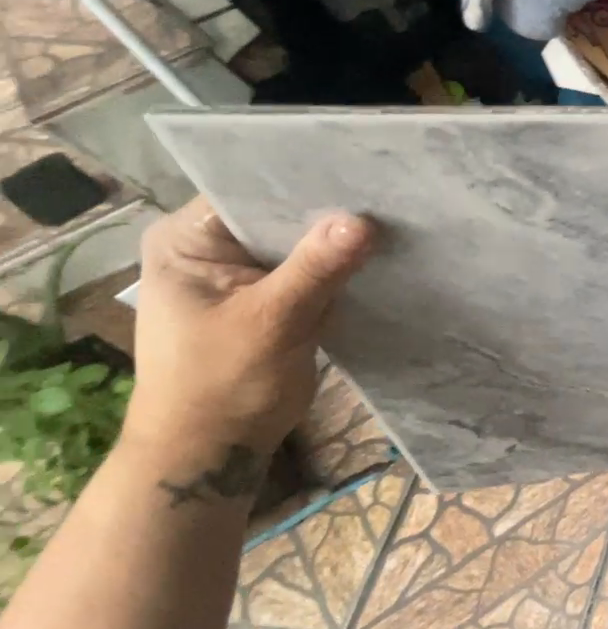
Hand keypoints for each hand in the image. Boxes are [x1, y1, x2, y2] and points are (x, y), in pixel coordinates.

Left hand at [124, 198, 374, 452]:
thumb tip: (363, 220)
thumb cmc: (223, 382)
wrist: (215, 447)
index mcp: (187, 240)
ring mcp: (245, 277)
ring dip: (343, 248)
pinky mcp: (274, 302)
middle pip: (281, 217)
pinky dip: (343, 274)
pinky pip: (315, 275)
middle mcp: (212, 249)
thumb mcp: (271, 321)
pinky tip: (381, 265)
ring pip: (304, 247)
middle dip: (333, 218)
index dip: (306, 187)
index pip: (252, 193)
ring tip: (398, 229)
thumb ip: (316, 269)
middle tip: (394, 204)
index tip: (365, 182)